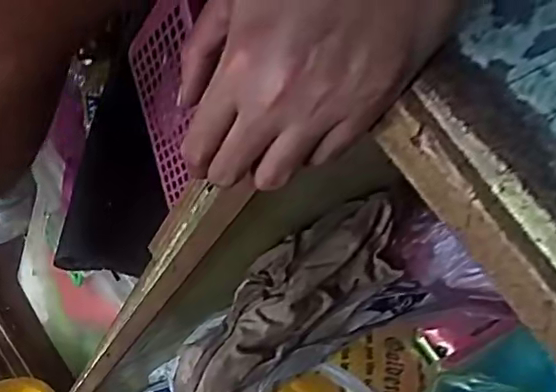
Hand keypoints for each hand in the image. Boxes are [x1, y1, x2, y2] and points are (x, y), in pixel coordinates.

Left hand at [178, 0, 461, 189]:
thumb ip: (202, 50)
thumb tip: (186, 103)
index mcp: (240, 71)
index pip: (198, 152)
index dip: (197, 159)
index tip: (204, 155)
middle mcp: (275, 102)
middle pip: (230, 175)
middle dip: (227, 166)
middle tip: (237, 149)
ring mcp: (323, 109)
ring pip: (274, 177)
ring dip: (268, 164)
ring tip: (276, 140)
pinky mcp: (369, 107)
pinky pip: (324, 158)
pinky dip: (314, 149)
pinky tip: (316, 123)